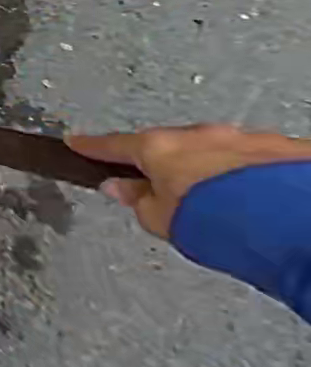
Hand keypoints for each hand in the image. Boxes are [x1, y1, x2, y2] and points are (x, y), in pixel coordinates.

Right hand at [67, 124, 310, 238]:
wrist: (306, 229)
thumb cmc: (229, 223)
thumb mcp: (165, 222)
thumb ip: (139, 202)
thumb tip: (123, 190)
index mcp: (156, 147)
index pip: (110, 145)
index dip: (90, 147)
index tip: (78, 145)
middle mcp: (199, 137)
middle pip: (174, 146)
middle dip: (173, 163)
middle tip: (178, 189)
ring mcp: (250, 141)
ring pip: (225, 150)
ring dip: (222, 167)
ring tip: (240, 199)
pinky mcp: (296, 152)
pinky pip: (269, 159)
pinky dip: (265, 173)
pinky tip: (275, 197)